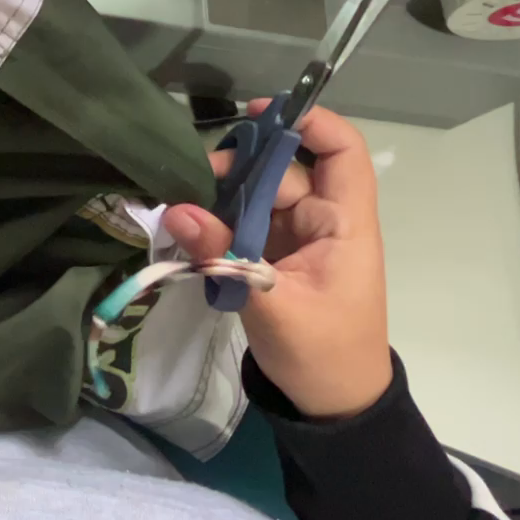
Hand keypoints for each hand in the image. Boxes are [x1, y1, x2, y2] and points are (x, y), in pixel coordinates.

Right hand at [164, 103, 391, 418]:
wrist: (332, 407)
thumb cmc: (322, 356)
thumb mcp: (272, 306)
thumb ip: (224, 256)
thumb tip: (175, 209)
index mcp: (343, 225)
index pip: (341, 153)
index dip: (310, 122)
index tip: (261, 111)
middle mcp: (321, 221)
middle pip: (283, 169)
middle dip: (240, 165)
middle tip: (192, 178)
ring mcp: (296, 238)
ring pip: (258, 195)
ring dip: (222, 194)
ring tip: (183, 203)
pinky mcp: (272, 256)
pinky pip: (244, 222)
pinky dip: (218, 220)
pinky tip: (189, 224)